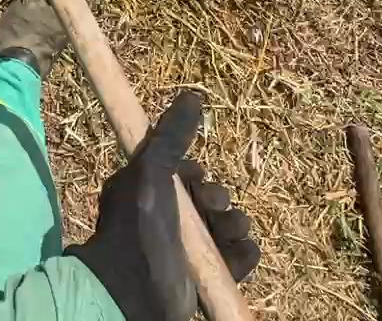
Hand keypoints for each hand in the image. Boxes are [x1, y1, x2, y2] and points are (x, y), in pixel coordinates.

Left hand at [68, 90, 259, 320]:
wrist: (136, 287)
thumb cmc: (139, 221)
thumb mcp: (152, 169)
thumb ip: (172, 135)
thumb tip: (192, 95)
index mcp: (150, 187)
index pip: (183, 170)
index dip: (194, 170)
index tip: (193, 173)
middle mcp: (169, 215)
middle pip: (210, 197)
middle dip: (218, 196)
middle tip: (211, 204)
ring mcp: (189, 247)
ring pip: (227, 225)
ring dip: (236, 222)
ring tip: (233, 227)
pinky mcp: (207, 275)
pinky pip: (237, 258)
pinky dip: (245, 253)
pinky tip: (244, 249)